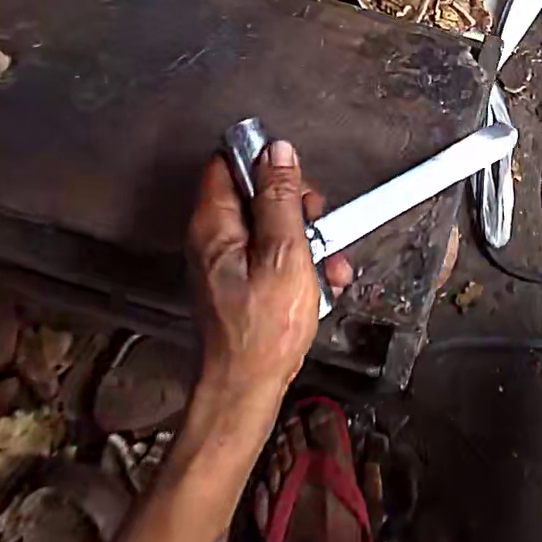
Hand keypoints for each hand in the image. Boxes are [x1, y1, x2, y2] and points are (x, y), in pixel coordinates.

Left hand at [186, 141, 354, 402]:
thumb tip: (278, 152)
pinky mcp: (243, 280)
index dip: (266, 164)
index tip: (294, 182)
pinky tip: (320, 279)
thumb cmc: (263, 330)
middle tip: (315, 223)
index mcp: (214, 224)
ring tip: (326, 260)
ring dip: (307, 236)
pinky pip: (275, 252)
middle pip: (257, 192)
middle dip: (296, 204)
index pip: (229, 163)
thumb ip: (281, 198)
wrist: (250, 389)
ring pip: (272, 223)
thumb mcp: (284, 252)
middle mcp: (214, 238)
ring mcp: (228, 260)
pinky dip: (300, 260)